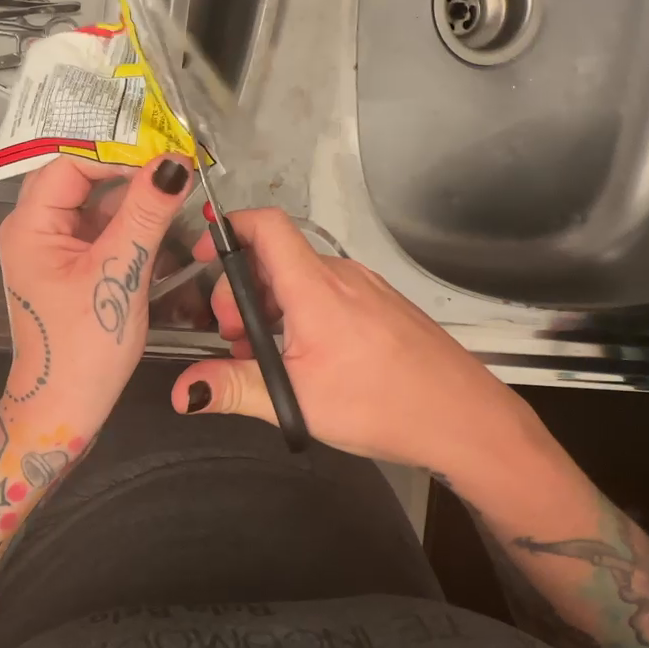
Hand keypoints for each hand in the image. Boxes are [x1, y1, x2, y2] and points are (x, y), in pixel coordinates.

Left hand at [0, 154, 195, 427]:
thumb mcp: (120, 273)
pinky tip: (160, 223)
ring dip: (131, 197)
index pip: (70, 162)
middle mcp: (34, 228)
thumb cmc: (84, 346)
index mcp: (30, 224)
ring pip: (93, 204)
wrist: (64, 407)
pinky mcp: (70, 266)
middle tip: (174, 167)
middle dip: (126, 170)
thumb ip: (146, 213)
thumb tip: (174, 163)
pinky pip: (98, 230)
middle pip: (80, 178)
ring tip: (175, 190)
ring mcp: (51, 248)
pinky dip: (128, 224)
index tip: (165, 158)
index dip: (117, 154)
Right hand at [169, 209, 540, 476]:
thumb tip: (182, 392)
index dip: (227, 228)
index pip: (266, 226)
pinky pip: (327, 293)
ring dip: (270, 307)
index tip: (203, 257)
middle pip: (274, 258)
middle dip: (241, 292)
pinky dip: (300, 314)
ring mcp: (366, 289)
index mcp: (316, 287)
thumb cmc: (383, 405)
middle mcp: (341, 276)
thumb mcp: (295, 399)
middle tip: (236, 340)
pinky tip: (304, 357)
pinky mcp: (382, 306)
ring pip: (300, 279)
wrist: (466, 421)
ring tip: (268, 356)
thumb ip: (231, 388)